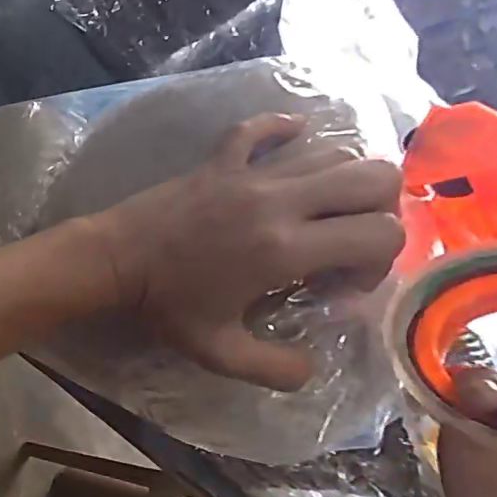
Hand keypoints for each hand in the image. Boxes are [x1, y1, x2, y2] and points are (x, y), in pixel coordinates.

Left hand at [87, 113, 403, 391]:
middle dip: (381, 210)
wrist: (115, 259)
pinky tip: (291, 142)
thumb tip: (311, 368)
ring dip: (342, 179)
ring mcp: (248, 172)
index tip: (342, 282)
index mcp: (285, 248)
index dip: (379, 261)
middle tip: (348, 239)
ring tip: (321, 210)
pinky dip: (282, 130)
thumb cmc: (166, 304)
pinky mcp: (219, 158)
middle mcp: (278, 200)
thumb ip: (274, 368)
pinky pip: (260, 128)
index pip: (379, 234)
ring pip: (329, 151)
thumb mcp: (219, 352)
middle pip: (373, 177)